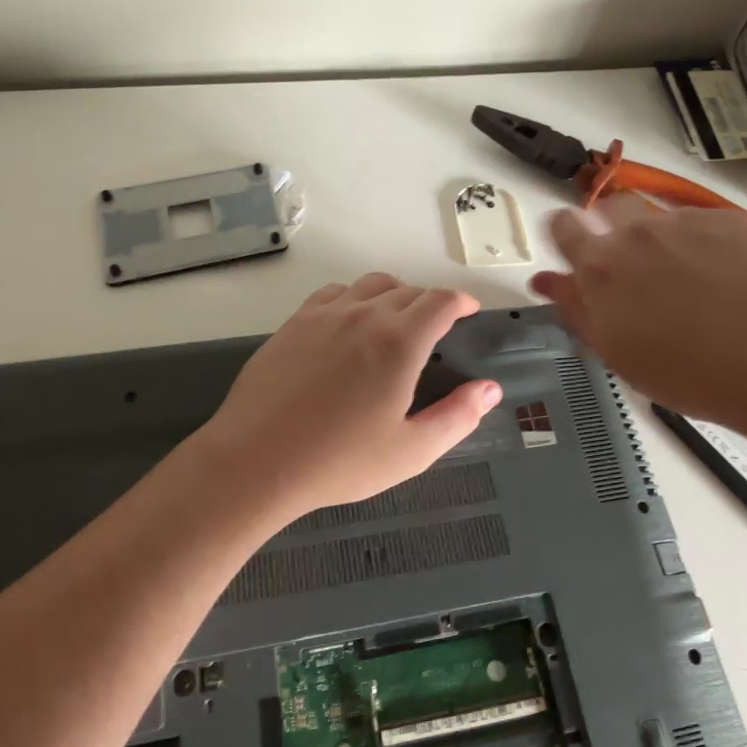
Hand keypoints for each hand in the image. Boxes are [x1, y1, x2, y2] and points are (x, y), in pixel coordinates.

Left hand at [193, 273, 501, 516]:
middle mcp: (364, 315)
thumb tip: (490, 390)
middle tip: (436, 326)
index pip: (440, 301)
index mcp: (400, 342)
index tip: (468, 310)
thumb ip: (457, 417)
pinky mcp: (293, 324)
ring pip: (369, 284)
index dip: (460, 301)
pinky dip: (353, 297)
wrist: (256, 460)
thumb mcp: (411, 452)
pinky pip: (332, 293)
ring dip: (392, 293)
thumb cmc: (339, 461)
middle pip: (407, 289)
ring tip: (396, 317)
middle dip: (429, 301)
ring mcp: (324, 315)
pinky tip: (349, 320)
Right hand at [530, 196, 746, 429]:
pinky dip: (704, 244)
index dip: (566, 235)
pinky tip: (728, 279)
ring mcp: (686, 223)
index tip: (577, 253)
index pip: (563, 226)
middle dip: (612, 230)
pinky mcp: (730, 220)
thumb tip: (546, 281)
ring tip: (685, 278)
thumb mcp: (619, 354)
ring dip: (658, 237)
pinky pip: (702, 223)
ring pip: (658, 216)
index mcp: (600, 269)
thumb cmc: (692, 374)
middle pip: (609, 209)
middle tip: (635, 272)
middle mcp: (637, 234)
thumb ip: (577, 310)